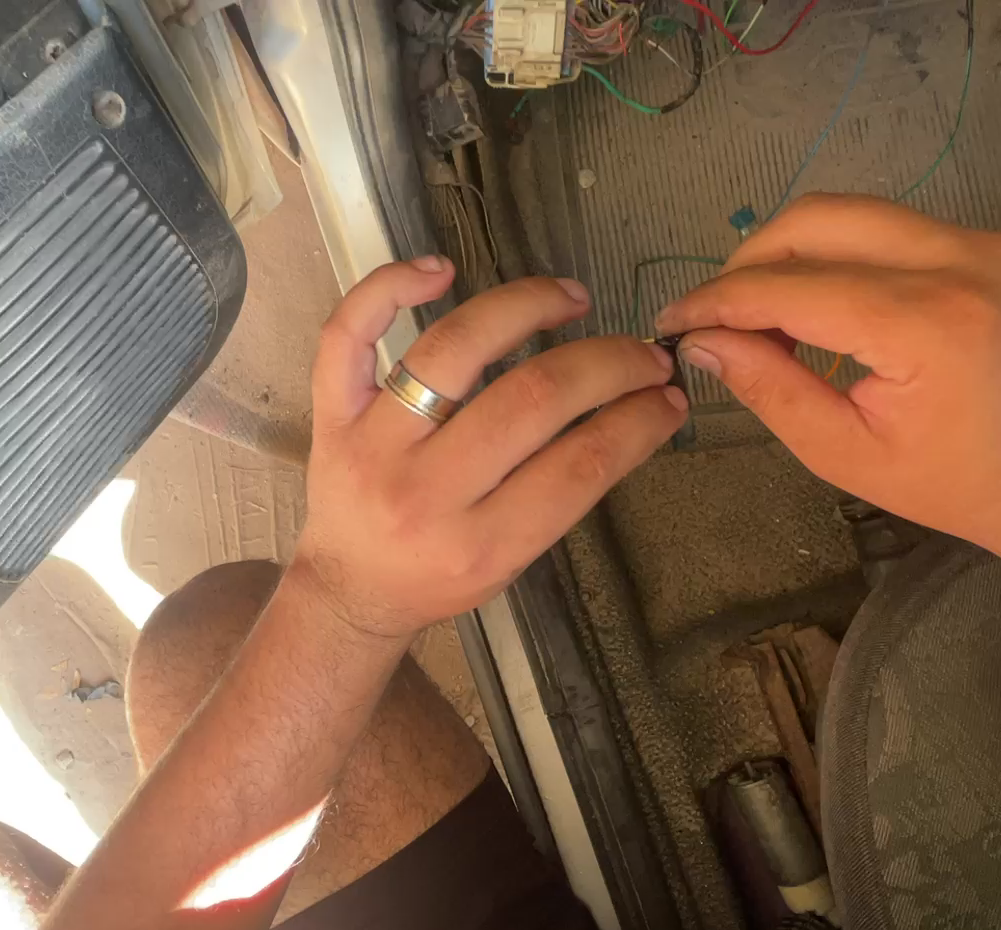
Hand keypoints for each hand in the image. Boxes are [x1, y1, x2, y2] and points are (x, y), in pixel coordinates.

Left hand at [291, 257, 687, 640]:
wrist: (352, 590)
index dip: (639, 422)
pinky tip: (440, 268)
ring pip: (453, 350)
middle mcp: (425, 492)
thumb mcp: (511, 561)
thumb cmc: (438, 580)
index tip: (668, 396)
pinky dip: (389, 288)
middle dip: (607, 364)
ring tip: (572, 298)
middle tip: (641, 354)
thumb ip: (560, 495)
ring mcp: (371, 446)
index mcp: (479, 544)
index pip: (579, 467)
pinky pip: (347, 335)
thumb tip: (630, 414)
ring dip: (526, 307)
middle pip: (531, 400)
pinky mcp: (333, 415)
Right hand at [655, 194, 1000, 567]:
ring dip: (783, 257)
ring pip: (846, 215)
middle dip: (743, 264)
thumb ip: (768, 389)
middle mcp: (955, 258)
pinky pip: (880, 231)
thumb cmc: (956, 486)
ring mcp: (977, 243)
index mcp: (923, 323)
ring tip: (755, 320)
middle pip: (814, 221)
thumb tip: (702, 343)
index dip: (716, 301)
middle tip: (711, 318)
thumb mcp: (844, 452)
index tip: (669, 322)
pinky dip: (827, 259)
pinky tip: (810, 312)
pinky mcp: (983, 247)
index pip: (788, 286)